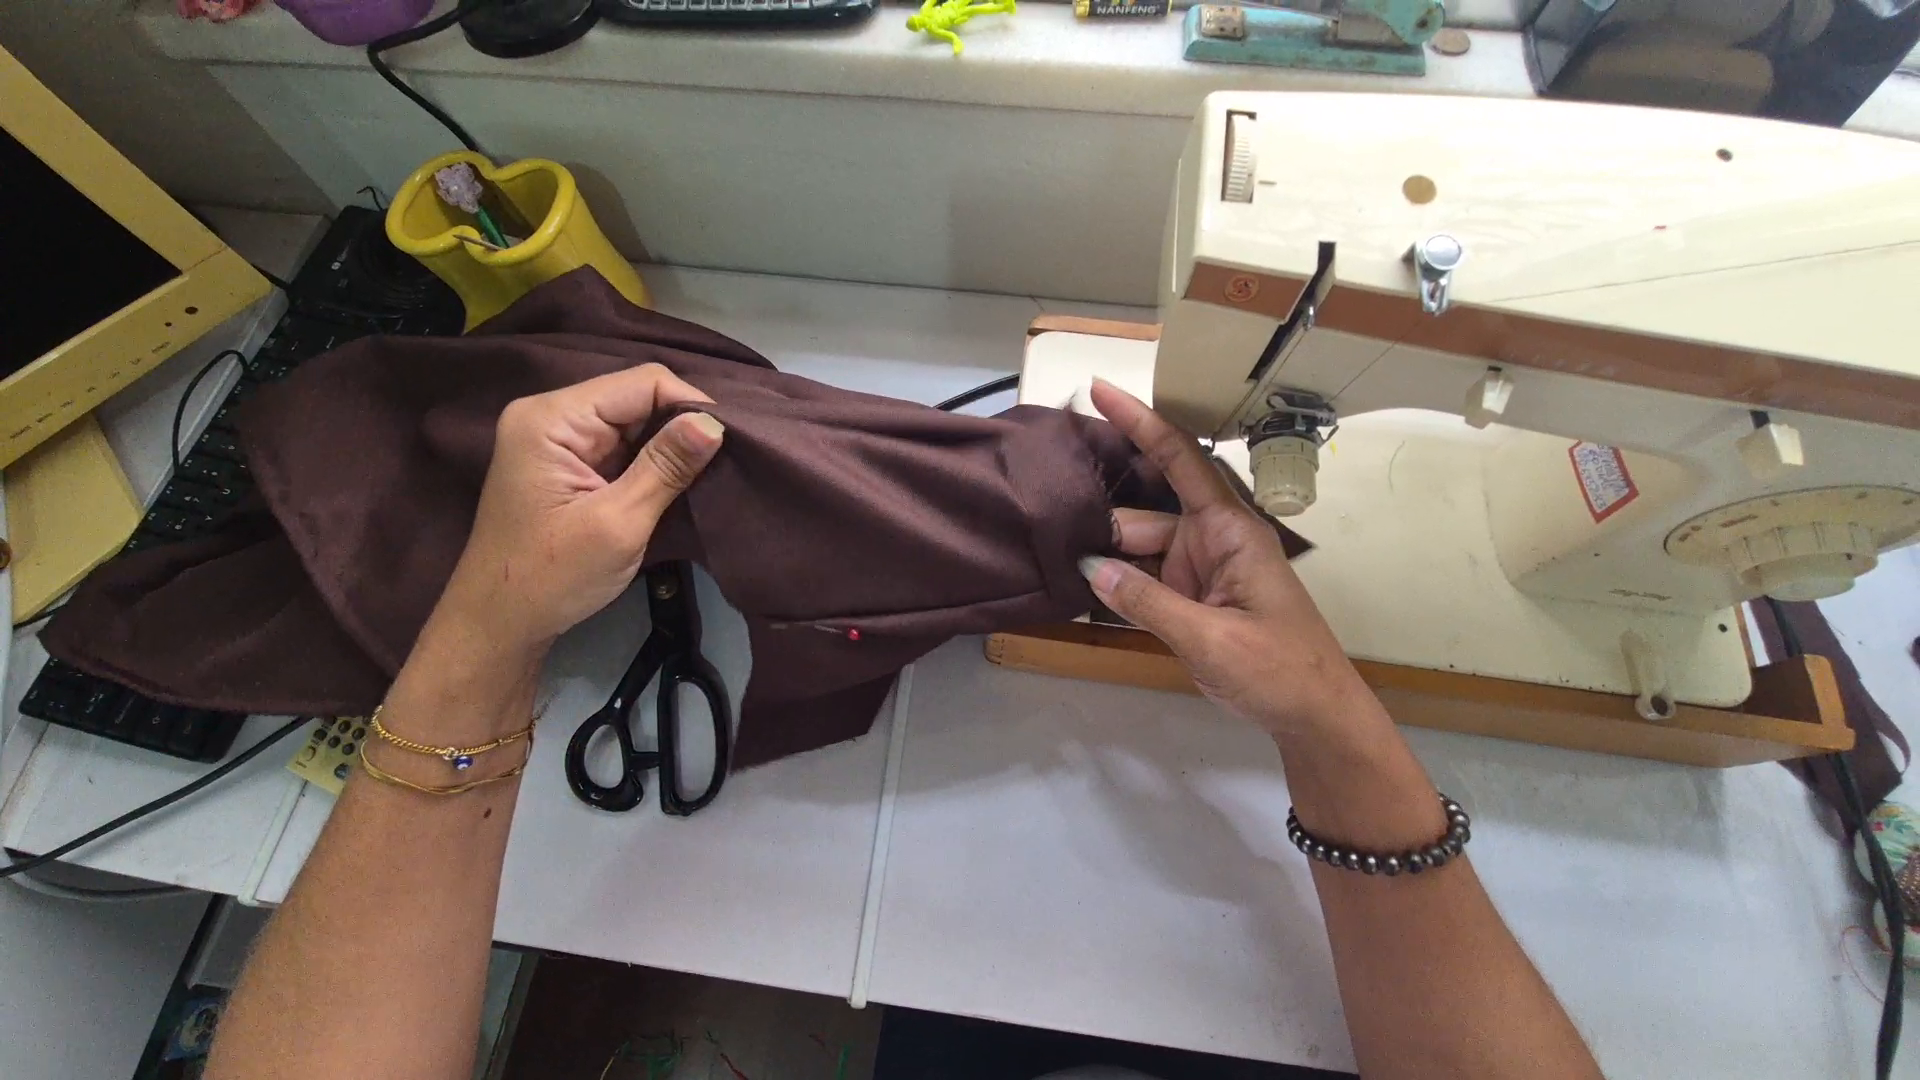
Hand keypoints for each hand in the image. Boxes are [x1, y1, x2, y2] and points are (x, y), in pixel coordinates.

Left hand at [436, 364, 725, 655]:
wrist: (500, 622)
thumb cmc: (553, 576)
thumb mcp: (619, 522)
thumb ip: (666, 467)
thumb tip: (715, 423)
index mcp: (552, 419)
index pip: (642, 383)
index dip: (691, 405)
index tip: (729, 441)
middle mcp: (552, 416)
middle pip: (638, 398)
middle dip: (683, 426)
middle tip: (725, 460)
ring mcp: (560, 440)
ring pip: (636, 422)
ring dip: (671, 446)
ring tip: (709, 472)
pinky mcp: (571, 464)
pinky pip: (626, 446)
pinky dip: (655, 462)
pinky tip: (681, 481)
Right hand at [1078, 380, 1366, 738]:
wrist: (1313, 716)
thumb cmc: (1278, 670)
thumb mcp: (1211, 639)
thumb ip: (1148, 603)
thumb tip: (1092, 567)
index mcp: (1230, 531)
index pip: (1180, 461)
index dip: (1140, 422)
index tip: (1100, 390)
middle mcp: (1211, 539)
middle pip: (1144, 513)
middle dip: (1105, 522)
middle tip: (1054, 528)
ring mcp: (1198, 569)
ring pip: (1138, 548)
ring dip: (1106, 559)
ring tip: (1058, 564)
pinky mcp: (1190, 598)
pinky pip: (1143, 579)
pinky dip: (1117, 584)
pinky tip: (1082, 588)